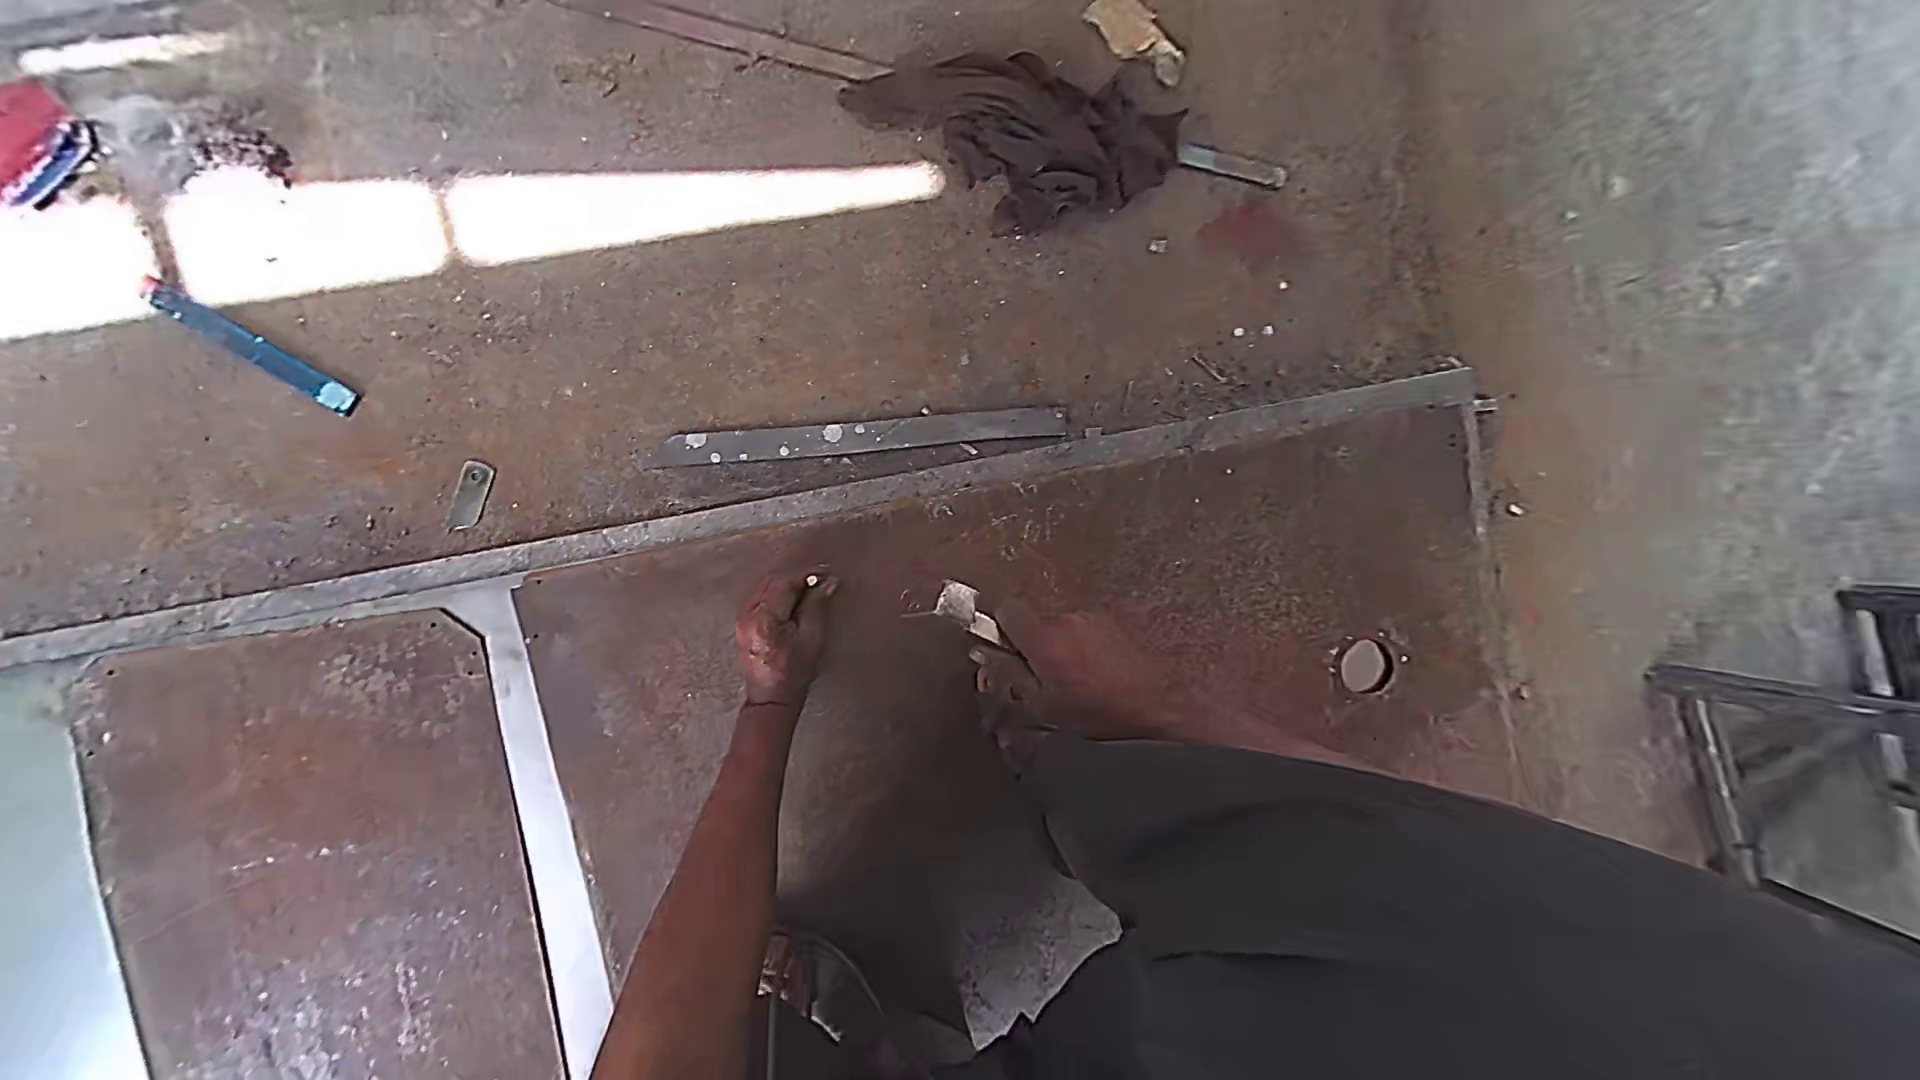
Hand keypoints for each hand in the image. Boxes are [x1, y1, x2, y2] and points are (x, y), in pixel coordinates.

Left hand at [735, 568, 837, 707]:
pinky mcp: (741, 624)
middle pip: (771, 581)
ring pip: (763, 587)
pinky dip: (775, 593)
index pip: (785, 583)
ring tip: (806, 589)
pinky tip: (790, 600)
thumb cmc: (795, 671)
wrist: (772, 696)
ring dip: (785, 584)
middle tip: (817, 580)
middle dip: (795, 577)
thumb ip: (816, 605)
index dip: (806, 575)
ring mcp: (741, 620)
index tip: (824, 573)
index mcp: (765, 619)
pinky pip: (758, 598)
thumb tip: (826, 582)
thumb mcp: (812, 637)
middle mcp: (748, 616)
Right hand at [980, 602, 1179, 741]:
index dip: (999, 624)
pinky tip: (1097, 675)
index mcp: (1045, 640)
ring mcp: (1094, 619)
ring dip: (1062, 648)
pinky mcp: (1114, 624)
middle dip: (1034, 646)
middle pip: (1036, 622)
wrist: (1157, 710)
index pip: (1007, 609)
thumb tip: (986, 658)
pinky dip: (1084, 648)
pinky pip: (1085, 631)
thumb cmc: (1101, 715)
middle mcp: (1068, 621)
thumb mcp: (1043, 707)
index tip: (999, 641)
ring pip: (1062, 628)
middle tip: (1043, 678)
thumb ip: (1009, 676)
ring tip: (1077, 681)